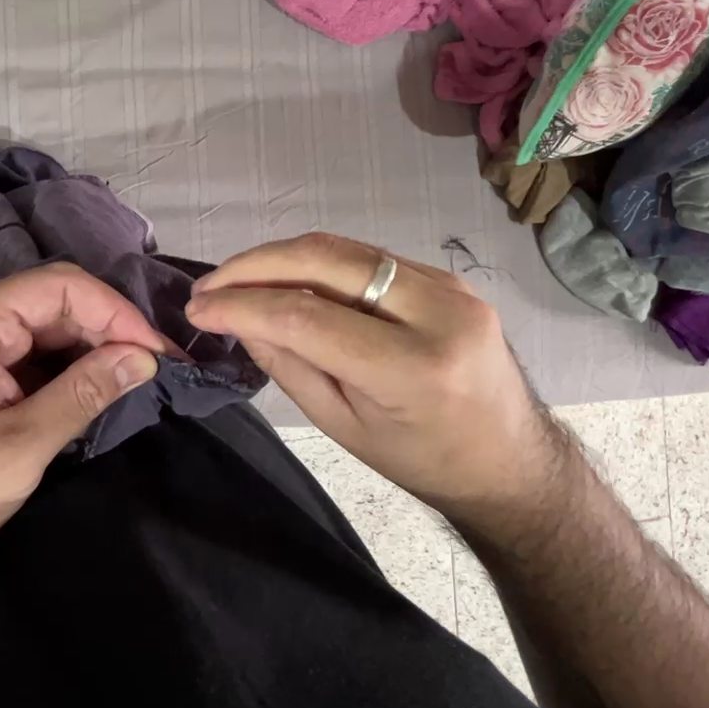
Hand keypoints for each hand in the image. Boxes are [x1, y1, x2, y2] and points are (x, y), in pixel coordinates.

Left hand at [0, 262, 166, 579]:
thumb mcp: (21, 446)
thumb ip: (84, 393)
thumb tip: (144, 358)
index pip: (62, 287)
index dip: (119, 314)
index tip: (161, 354)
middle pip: (56, 300)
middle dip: (110, 330)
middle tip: (158, 369)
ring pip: (47, 325)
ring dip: (92, 348)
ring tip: (137, 379)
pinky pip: (30, 351)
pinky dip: (66, 367)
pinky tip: (97, 387)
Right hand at [184, 233, 562, 521]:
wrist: (511, 459)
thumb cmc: (423, 460)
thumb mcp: (343, 426)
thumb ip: (287, 365)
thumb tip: (238, 318)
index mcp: (414, 368)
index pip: (306, 316)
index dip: (241, 305)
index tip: (197, 309)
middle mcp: (437, 312)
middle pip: (323, 259)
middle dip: (253, 265)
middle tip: (208, 285)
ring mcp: (447, 285)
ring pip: (341, 247)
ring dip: (278, 257)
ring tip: (234, 280)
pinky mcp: (445, 276)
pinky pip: (363, 256)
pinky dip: (313, 262)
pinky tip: (282, 279)